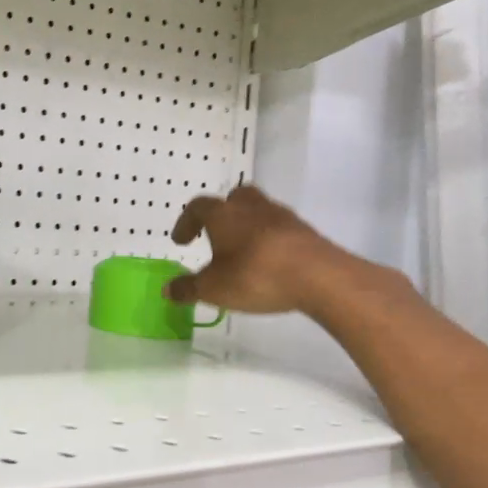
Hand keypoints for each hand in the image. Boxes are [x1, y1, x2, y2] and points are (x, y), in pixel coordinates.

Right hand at [165, 185, 358, 314]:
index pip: (197, 207)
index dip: (186, 222)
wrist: (320, 278)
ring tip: (244, 252)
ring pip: (260, 212)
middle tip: (217, 233)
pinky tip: (270, 263)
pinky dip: (271, 241)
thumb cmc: (255, 275)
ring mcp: (283, 218)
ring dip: (248, 226)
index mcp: (223, 215)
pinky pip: (282, 230)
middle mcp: (252, 208)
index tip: (182, 241)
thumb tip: (167, 290)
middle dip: (222, 213)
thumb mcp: (212, 289)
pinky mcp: (307, 232)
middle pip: (234, 198)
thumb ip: (187, 288)